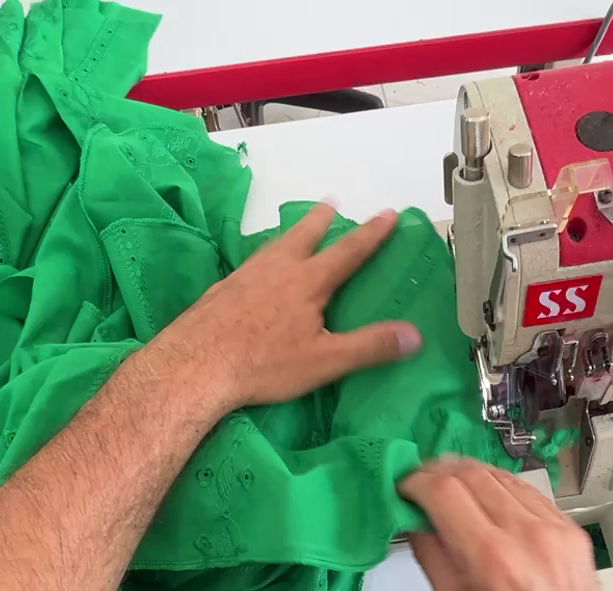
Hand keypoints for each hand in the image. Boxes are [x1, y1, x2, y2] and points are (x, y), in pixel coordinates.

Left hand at [140, 202, 421, 414]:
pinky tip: (257, 270)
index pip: (348, 252)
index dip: (371, 234)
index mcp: (307, 282)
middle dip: (322, 220)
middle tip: (332, 202)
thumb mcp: (326, 361)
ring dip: (290, 234)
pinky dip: (263, 258)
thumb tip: (416, 336)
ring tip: (295, 232)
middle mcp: (277, 269)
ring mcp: (246, 277)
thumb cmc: (265, 363)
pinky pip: (251, 265)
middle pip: (304, 235)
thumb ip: (371, 347)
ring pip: (274, 246)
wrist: (196, 364)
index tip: (388, 213)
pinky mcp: (222, 291)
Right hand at [399, 458, 612, 590]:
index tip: (404, 488)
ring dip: (470, 474)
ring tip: (452, 486)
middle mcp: (522, 532)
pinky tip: (489, 499)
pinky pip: (529, 493)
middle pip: (471, 474)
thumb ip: (431, 555)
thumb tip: (415, 519)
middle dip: (439, 471)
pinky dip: (501, 489)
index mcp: (488, 556)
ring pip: (501, 476)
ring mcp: (552, 526)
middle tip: (422, 482)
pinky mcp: (570, 528)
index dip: (416, 481)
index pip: (443, 490)